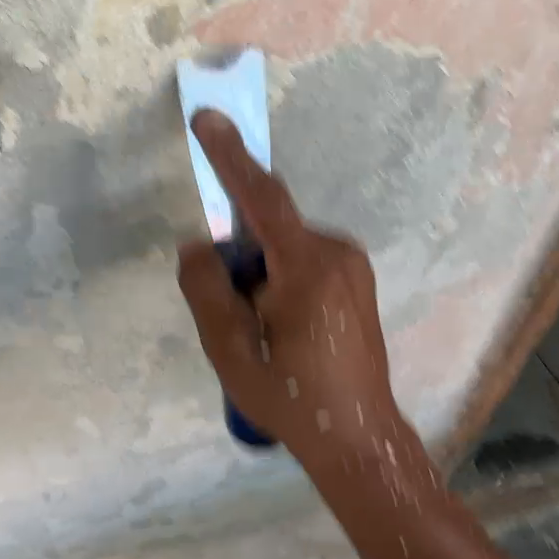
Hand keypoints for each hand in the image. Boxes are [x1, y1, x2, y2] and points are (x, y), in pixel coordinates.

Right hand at [177, 110, 395, 466]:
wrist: (360, 440)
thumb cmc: (292, 399)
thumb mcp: (230, 352)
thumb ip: (206, 289)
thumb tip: (198, 245)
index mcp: (309, 269)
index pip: (262, 199)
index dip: (230, 157)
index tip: (207, 118)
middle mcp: (337, 253)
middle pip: (266, 226)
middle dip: (237, 253)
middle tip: (234, 313)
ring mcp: (352, 264)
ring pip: (281, 243)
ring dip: (257, 269)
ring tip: (261, 330)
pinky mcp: (355, 276)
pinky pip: (298, 255)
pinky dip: (275, 275)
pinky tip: (280, 324)